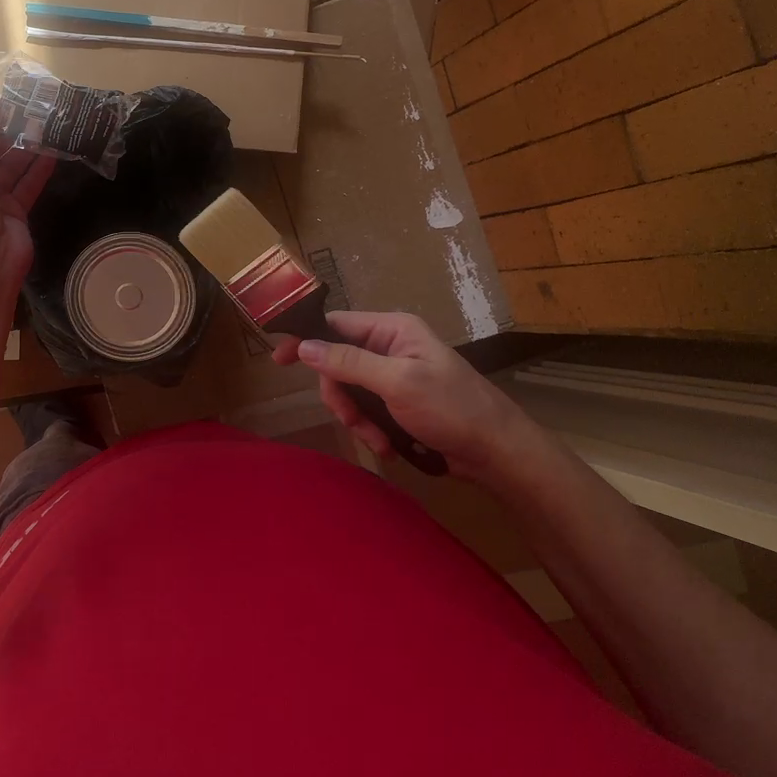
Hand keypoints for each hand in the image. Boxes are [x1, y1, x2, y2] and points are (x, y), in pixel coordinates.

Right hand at [271, 310, 560, 486]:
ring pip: (348, 391)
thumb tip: (303, 346)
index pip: (334, 324)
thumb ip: (348, 362)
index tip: (279, 360)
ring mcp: (393, 375)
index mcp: (392, 330)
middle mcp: (390, 346)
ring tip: (378, 441)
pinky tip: (386, 445)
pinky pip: (365, 410)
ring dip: (357, 419)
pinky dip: (370, 429)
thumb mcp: (397, 382)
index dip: (306, 340)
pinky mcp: (398, 402)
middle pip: (336, 363)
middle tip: (352, 420)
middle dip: (341, 397)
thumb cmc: (452, 408)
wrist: (497, 453)